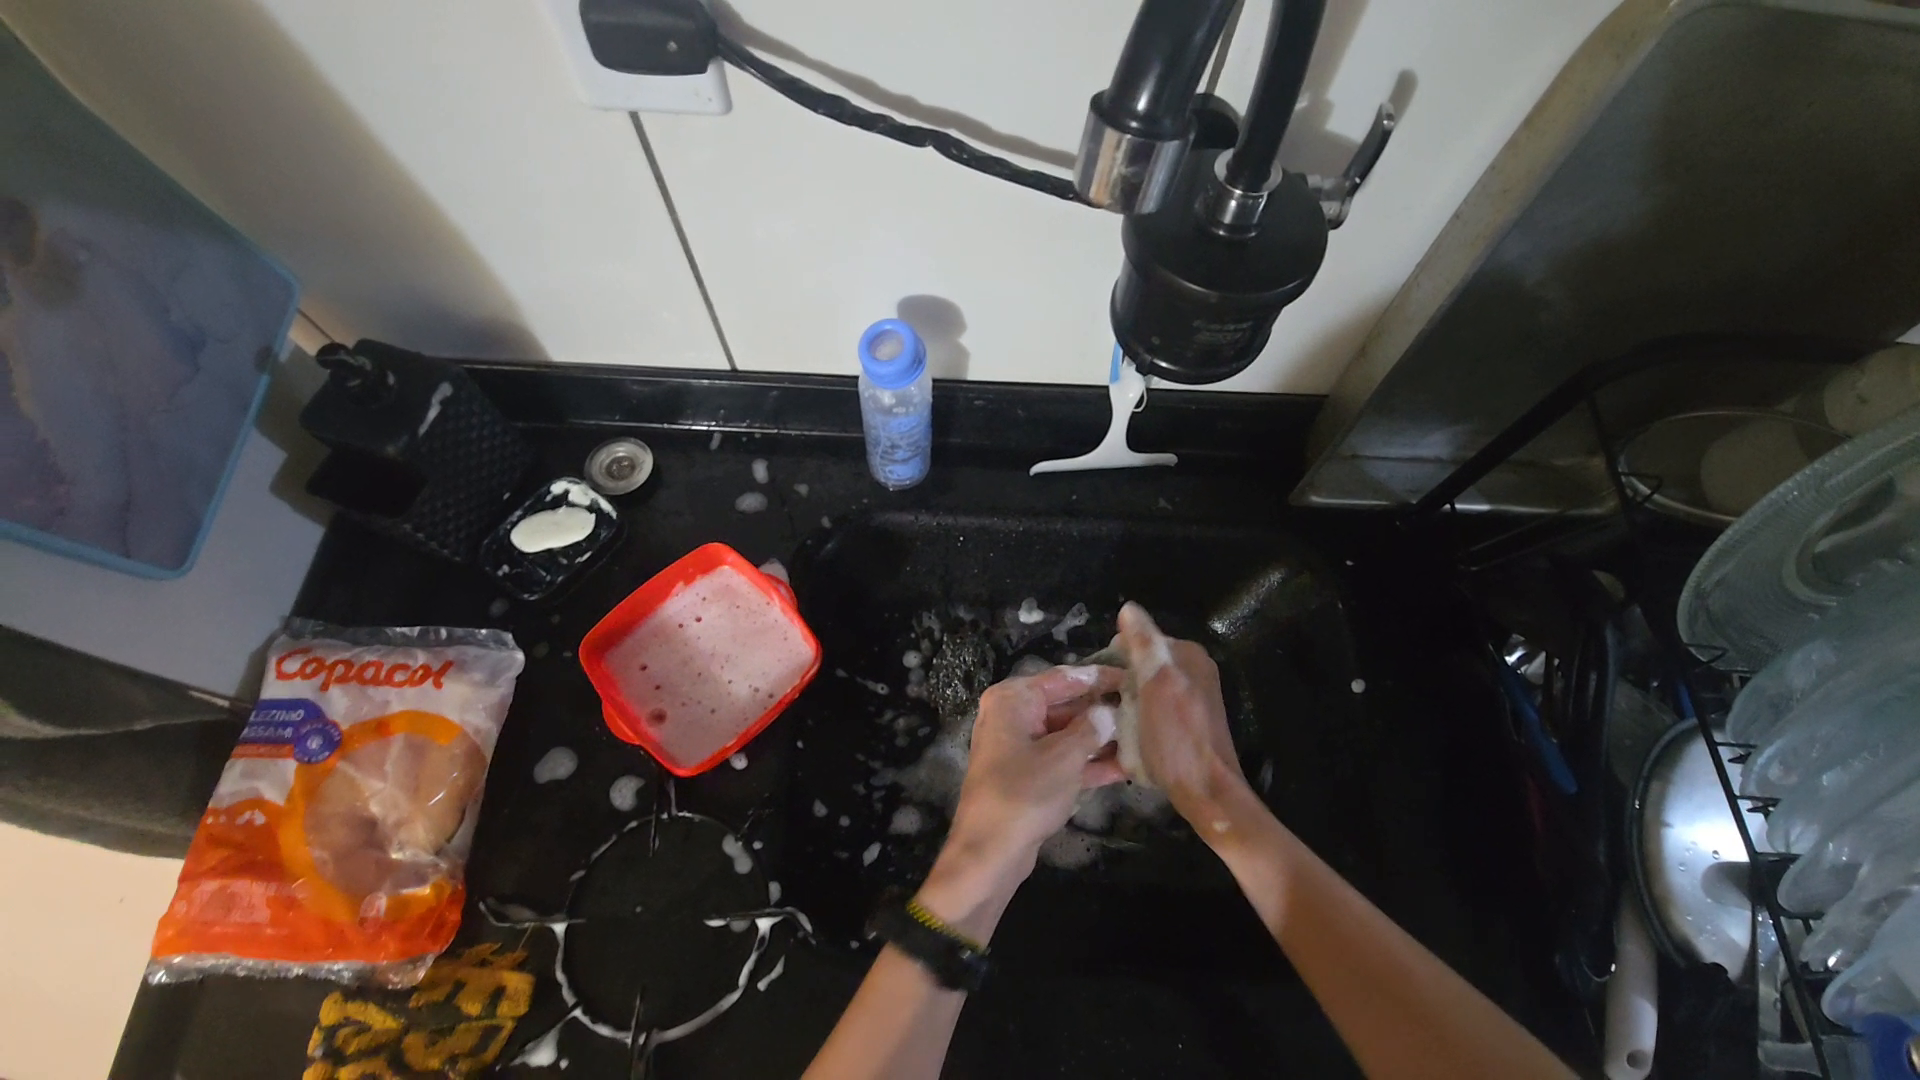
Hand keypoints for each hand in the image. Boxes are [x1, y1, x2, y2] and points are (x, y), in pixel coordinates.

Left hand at [944, 665, 1126, 871]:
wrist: (989, 852)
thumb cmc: (1025, 792)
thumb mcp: (1064, 756)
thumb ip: (1091, 728)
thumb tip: (1109, 711)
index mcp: (1013, 700)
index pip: (1063, 679)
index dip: (1100, 678)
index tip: (1133, 677)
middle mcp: (1013, 717)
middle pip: (1066, 705)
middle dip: (1103, 710)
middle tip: (1144, 709)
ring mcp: (1020, 748)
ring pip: (1067, 735)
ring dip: (1101, 739)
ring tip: (1143, 736)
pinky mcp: (1029, 777)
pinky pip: (1063, 760)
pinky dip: (1090, 763)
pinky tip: (1127, 766)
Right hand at [1116, 602, 1248, 824]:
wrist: (1205, 792)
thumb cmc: (1177, 738)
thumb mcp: (1156, 684)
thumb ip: (1144, 644)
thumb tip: (1128, 607)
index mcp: (1188, 655)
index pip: (1139, 639)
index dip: (1114, 657)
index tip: (1098, 681)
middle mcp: (1193, 670)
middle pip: (1140, 664)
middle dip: (1119, 680)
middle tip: (1102, 705)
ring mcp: (1190, 697)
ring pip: (1142, 688)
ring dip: (1124, 701)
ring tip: (1111, 721)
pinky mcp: (1185, 721)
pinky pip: (1150, 708)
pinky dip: (1136, 717)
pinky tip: (1127, 735)